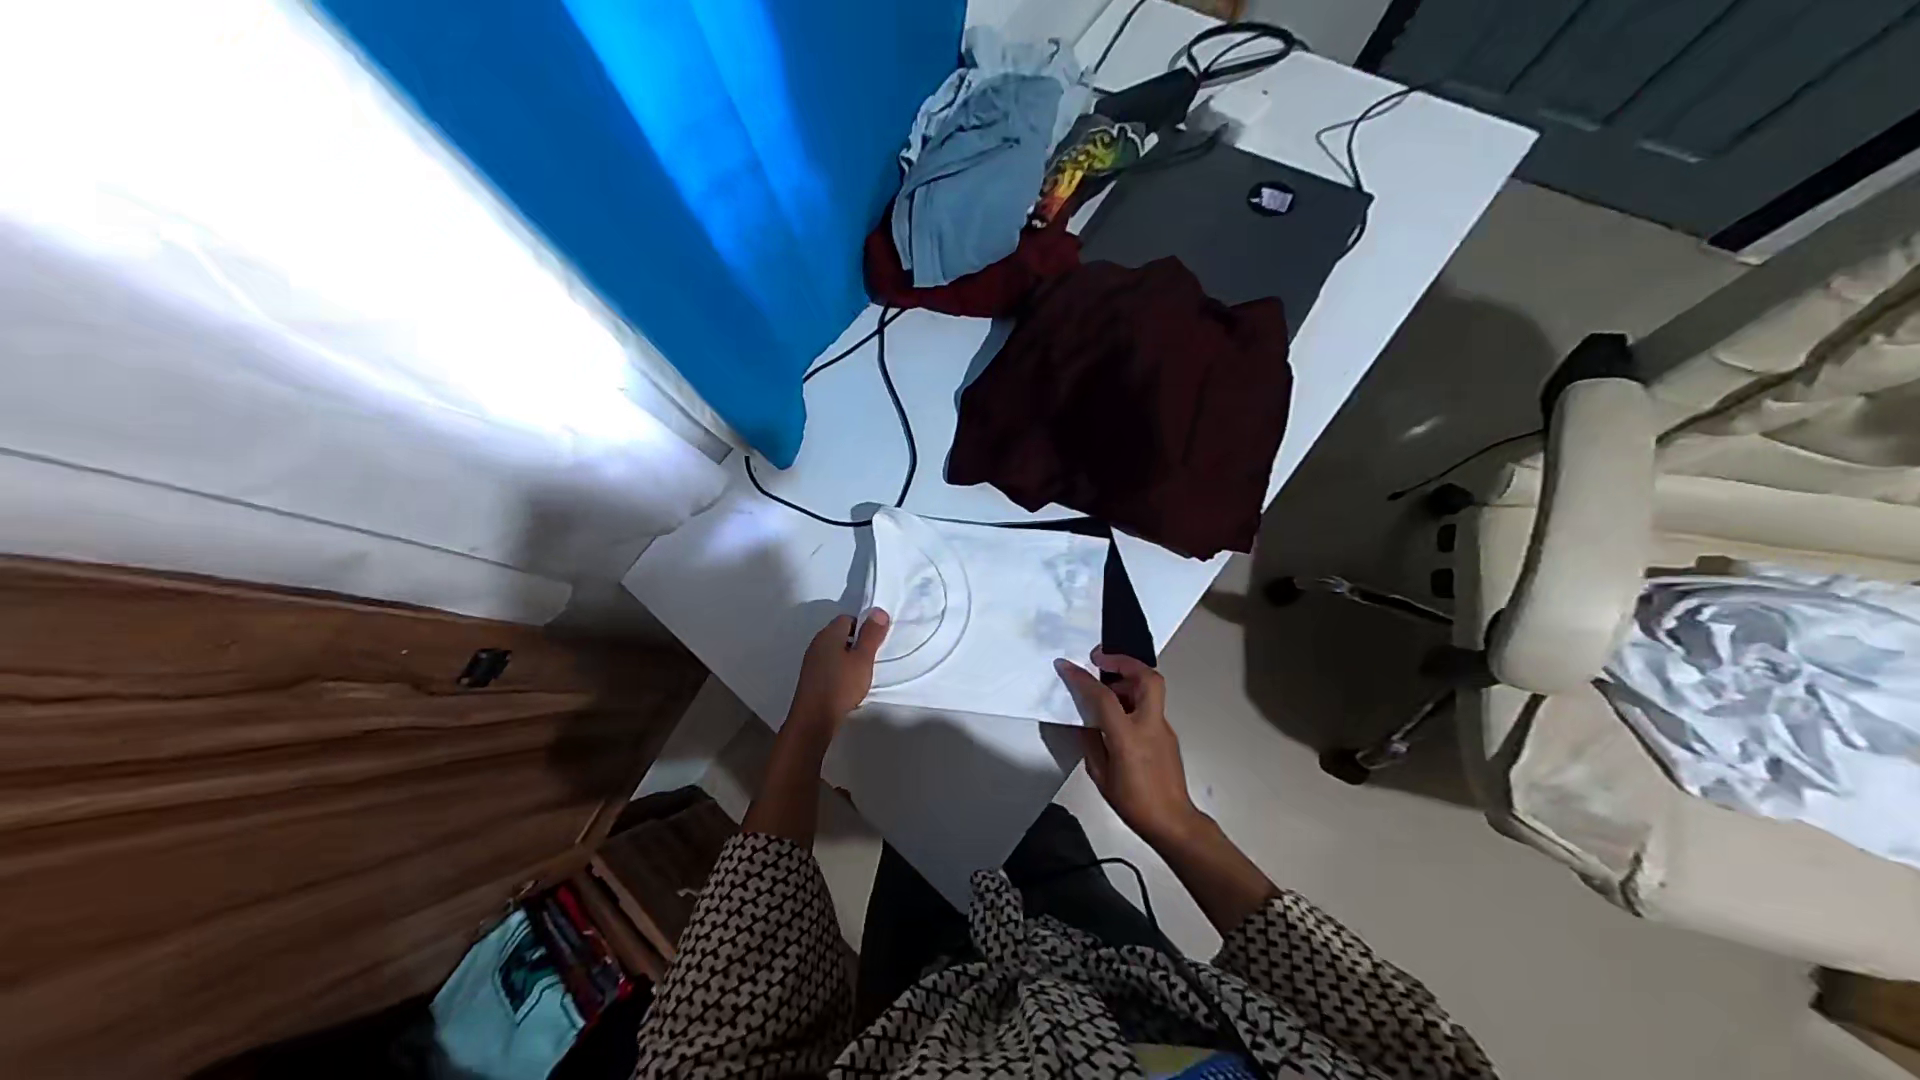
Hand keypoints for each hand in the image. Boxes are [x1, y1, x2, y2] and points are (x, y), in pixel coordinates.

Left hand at [788, 610, 889, 731]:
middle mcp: (817, 642)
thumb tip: (878, 610)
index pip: (849, 618)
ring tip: (861, 673)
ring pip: (835, 650)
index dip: (864, 628)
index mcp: (829, 633)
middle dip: (857, 642)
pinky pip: (829, 663)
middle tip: (870, 658)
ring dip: (848, 657)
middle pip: (841, 633)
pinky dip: (839, 669)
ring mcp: (811, 660)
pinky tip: (847, 684)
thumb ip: (872, 634)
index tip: (875, 644)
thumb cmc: (841, 685)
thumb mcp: (863, 659)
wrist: (814, 718)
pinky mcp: (810, 676)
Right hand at [1055, 648, 1204, 847]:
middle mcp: (1150, 725)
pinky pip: (1150, 705)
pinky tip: (1117, 712)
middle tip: (1100, 659)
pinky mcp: (1168, 734)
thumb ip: (1091, 741)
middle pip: (1147, 678)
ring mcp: (1163, 728)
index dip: (1083, 678)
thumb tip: (1086, 719)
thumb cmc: (1133, 803)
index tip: (1066, 666)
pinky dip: (1133, 697)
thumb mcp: (1100, 774)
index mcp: (1129, 737)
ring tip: (1106, 686)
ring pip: (1151, 688)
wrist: (1173, 822)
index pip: (1104, 697)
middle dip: (1124, 661)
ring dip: (1128, 678)